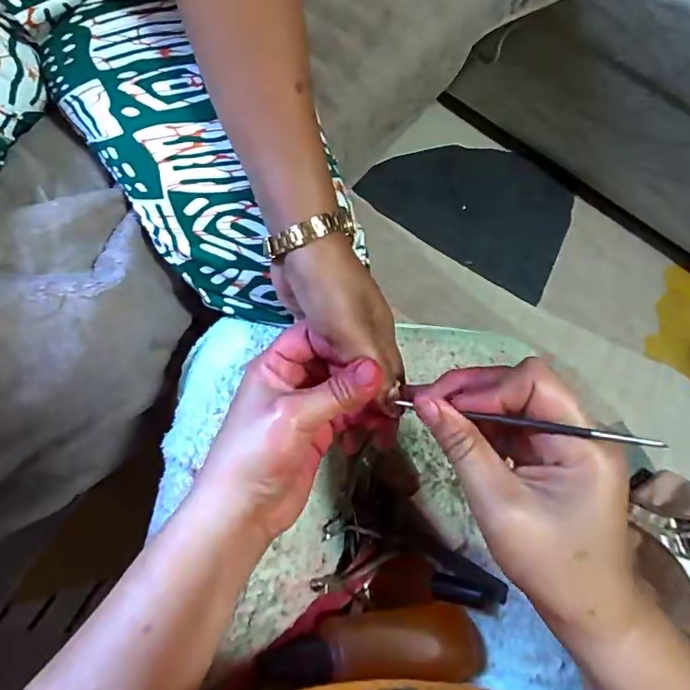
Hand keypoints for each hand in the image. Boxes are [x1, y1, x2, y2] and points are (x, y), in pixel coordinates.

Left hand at [190, 323, 386, 539]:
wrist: (241, 513)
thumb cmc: (254, 454)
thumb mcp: (294, 416)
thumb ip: (336, 392)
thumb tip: (376, 368)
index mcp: (275, 365)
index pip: (311, 335)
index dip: (341, 338)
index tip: (373, 350)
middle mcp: (291, 380)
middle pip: (332, 361)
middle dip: (360, 370)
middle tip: (389, 383)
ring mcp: (306, 407)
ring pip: (343, 389)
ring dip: (366, 396)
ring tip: (388, 408)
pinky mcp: (318, 431)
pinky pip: (347, 414)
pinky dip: (363, 418)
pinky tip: (379, 425)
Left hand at [272, 233, 403, 417]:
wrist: (298, 247)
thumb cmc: (326, 290)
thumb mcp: (346, 332)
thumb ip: (363, 369)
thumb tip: (390, 403)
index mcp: (374, 337)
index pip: (386, 380)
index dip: (383, 405)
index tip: (380, 434)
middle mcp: (359, 339)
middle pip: (366, 383)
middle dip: (366, 410)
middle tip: (365, 441)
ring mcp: (335, 339)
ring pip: (345, 382)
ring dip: (348, 405)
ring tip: (351, 435)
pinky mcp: (316, 337)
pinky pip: (327, 375)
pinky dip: (331, 394)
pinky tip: (329, 411)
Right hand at [410, 359, 648, 642]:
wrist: (587, 614)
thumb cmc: (548, 564)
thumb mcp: (498, 504)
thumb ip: (463, 447)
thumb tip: (425, 402)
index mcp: (584, 440)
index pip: (534, 382)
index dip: (485, 386)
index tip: (441, 403)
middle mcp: (582, 432)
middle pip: (524, 385)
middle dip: (475, 389)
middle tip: (428, 400)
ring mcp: (570, 444)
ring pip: (517, 401)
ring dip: (475, 404)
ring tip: (434, 411)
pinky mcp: (555, 456)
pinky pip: (517, 425)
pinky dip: (485, 425)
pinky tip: (457, 430)